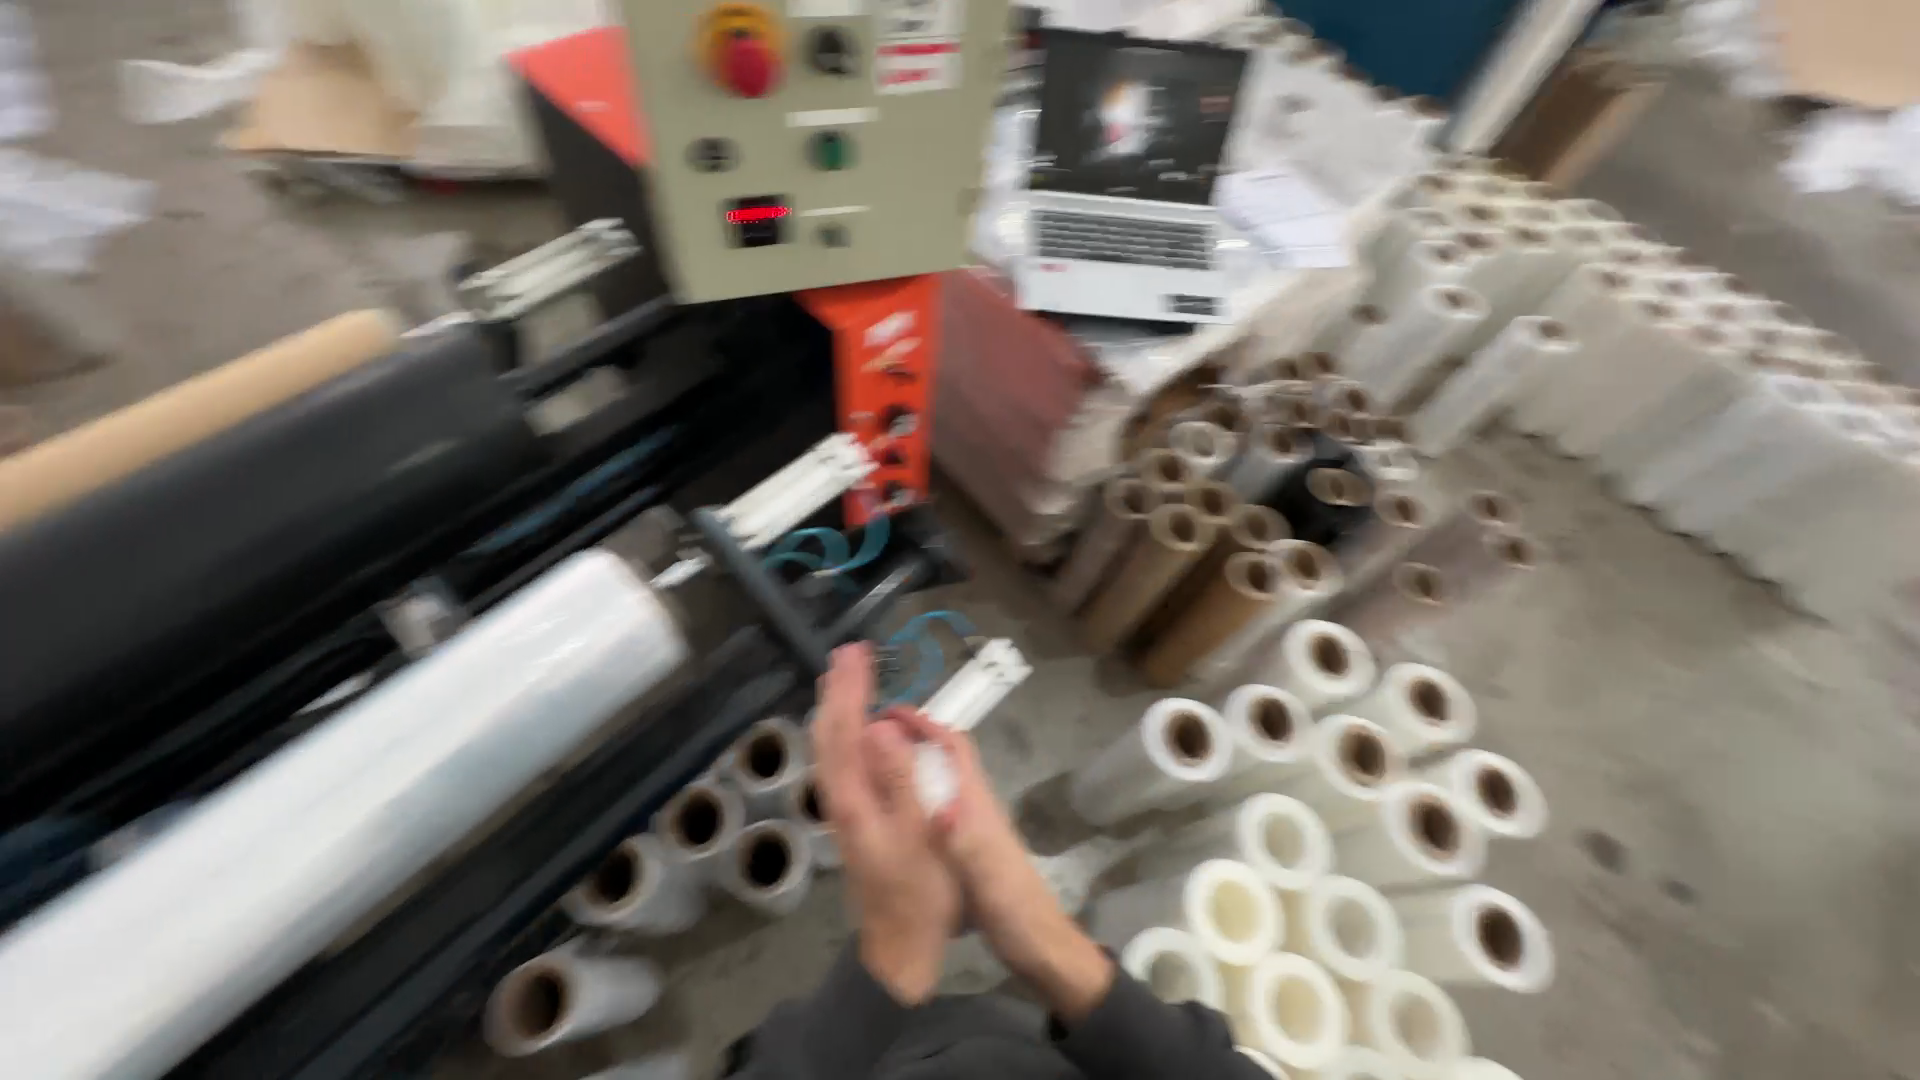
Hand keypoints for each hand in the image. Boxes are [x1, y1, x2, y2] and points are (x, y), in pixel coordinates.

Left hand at [813, 643, 961, 1004]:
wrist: (901, 945)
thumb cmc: (919, 890)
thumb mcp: (917, 836)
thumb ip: (898, 780)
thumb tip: (879, 725)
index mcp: (853, 796)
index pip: (845, 729)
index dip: (851, 688)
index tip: (860, 652)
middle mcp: (839, 797)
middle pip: (830, 732)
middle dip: (838, 688)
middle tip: (850, 651)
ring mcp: (843, 808)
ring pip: (830, 746)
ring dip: (837, 706)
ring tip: (844, 676)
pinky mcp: (852, 817)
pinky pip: (840, 759)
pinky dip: (843, 730)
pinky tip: (856, 729)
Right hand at [899, 713, 1115, 1024]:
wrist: (1040, 947)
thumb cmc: (1014, 909)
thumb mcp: (988, 879)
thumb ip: (966, 843)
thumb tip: (940, 805)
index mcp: (977, 805)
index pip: (954, 748)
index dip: (925, 725)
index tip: (888, 713)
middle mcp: (973, 807)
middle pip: (945, 758)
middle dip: (912, 739)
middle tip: (866, 737)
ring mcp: (971, 828)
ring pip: (938, 782)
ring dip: (909, 766)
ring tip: (869, 768)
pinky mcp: (966, 850)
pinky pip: (933, 809)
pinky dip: (912, 799)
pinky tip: (890, 814)